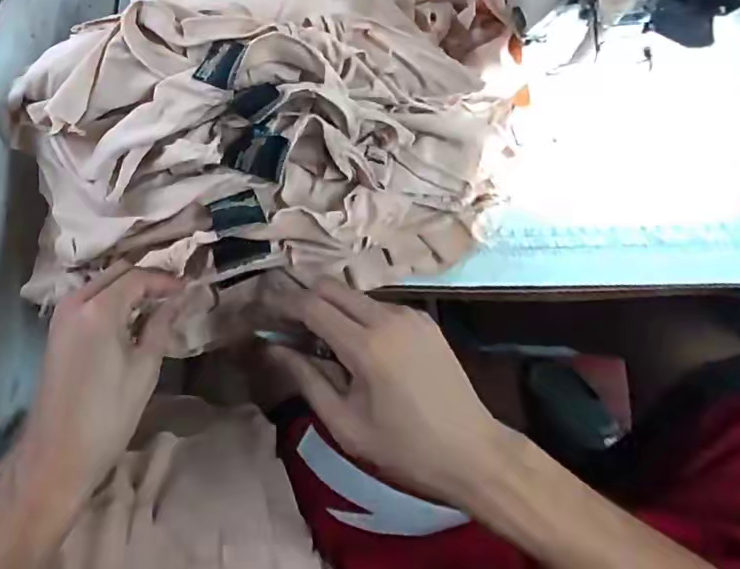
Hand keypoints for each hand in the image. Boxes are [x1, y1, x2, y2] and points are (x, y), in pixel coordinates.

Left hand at [12, 263, 185, 505]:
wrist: (55, 460)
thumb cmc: (106, 417)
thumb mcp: (143, 371)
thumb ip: (161, 326)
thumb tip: (178, 299)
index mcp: (98, 310)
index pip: (137, 277)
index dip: (165, 280)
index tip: (188, 289)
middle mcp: (75, 302)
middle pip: (117, 272)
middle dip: (146, 278)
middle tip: (174, 293)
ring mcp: (61, 315)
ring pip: (102, 282)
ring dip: (128, 287)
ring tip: (157, 304)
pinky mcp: (56, 331)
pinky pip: (89, 299)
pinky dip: (111, 299)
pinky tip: (130, 317)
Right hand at [263, 276, 516, 506]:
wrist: (474, 453)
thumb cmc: (404, 449)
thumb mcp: (346, 425)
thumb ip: (307, 380)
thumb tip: (274, 348)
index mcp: (365, 345)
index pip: (311, 305)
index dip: (283, 303)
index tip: (265, 310)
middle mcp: (387, 317)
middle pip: (331, 287)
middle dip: (305, 297)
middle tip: (289, 322)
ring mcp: (409, 314)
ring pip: (355, 295)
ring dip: (334, 308)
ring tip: (324, 340)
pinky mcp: (424, 318)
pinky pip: (380, 306)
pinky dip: (361, 316)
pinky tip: (361, 346)